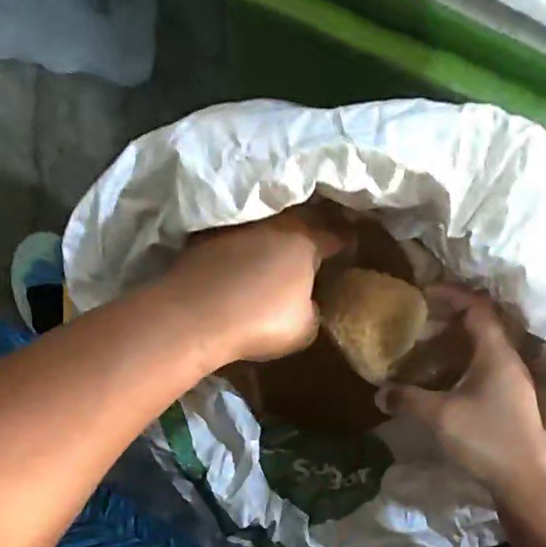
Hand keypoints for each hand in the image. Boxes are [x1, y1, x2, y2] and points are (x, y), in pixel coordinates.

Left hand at [155, 205, 350, 363]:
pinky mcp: (205, 236)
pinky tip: (242, 259)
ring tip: (279, 248)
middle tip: (318, 240)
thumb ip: (313, 311)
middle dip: (312, 227)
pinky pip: (234, 236)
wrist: (193, 316)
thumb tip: (307, 303)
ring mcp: (237, 225)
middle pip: (301, 218)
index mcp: (306, 239)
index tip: (351, 246)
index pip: (336, 233)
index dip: (346, 241)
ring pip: (265, 223)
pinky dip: (242, 245)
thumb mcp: (304, 328)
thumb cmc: (259, 321)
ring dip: (273, 234)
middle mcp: (274, 221)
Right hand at [377, 287, 545, 497]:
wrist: (525, 478)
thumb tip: (380, 392)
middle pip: (480, 325)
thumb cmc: (486, 438)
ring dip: (453, 344)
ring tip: (423, 350)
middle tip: (417, 323)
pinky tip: (439, 381)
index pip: (476, 307)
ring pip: (481, 349)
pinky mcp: (508, 400)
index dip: (451, 294)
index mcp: (496, 353)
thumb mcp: (440, 416)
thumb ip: (408, 399)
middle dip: (448, 319)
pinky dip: (459, 365)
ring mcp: (511, 381)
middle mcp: (507, 360)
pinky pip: (482, 368)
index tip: (424, 293)